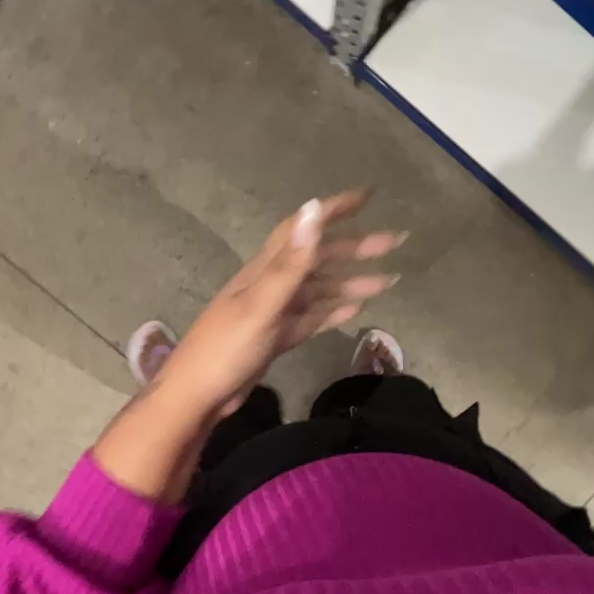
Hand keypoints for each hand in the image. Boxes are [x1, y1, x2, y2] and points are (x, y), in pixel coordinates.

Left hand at [91, 189, 404, 502]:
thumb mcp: (261, 305)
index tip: (367, 197)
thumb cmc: (225, 349)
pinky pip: (311, 318)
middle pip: (318, 259)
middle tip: (395, 242)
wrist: (198, 396)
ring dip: (351, 282)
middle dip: (355, 248)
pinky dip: (333, 311)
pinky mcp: (276, 338)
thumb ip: (290, 263)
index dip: (332, 211)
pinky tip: (356, 309)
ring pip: (319, 290)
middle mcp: (270, 285)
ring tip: (389, 280)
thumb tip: (313, 209)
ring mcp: (274, 313)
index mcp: (264, 270)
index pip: (301, 229)